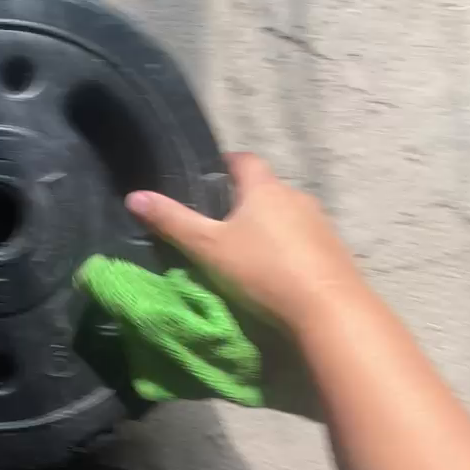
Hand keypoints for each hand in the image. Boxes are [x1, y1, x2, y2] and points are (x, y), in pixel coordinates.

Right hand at [127, 152, 362, 329]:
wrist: (330, 310)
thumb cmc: (263, 269)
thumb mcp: (207, 247)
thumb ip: (172, 221)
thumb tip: (133, 196)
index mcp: (264, 188)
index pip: (244, 159)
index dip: (225, 163)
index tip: (208, 174)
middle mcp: (296, 197)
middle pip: (265, 189)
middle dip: (243, 200)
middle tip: (217, 221)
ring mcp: (320, 224)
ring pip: (286, 215)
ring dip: (267, 226)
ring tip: (244, 250)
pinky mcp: (335, 252)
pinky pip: (304, 240)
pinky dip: (287, 248)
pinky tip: (275, 270)